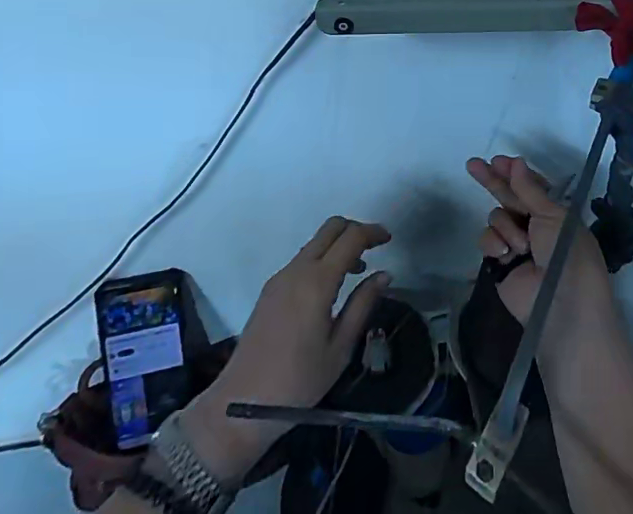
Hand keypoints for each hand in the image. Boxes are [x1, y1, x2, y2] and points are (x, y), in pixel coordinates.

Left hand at [178, 216, 390, 483]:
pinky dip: (322, 259)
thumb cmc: (299, 381)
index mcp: (317, 282)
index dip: (372, 232)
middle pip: (329, 228)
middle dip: (355, 229)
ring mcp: (279, 278)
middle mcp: (296, 270)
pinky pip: (302, 259)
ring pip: (314, 242)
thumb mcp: (340, 348)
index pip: (350, 238)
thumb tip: (384, 274)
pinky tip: (333, 287)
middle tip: (375, 248)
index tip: (390, 240)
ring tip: (358, 272)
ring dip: (338, 245)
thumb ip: (363, 305)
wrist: (241, 404)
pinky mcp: (270, 290)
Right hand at [466, 154, 615, 351]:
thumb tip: (517, 162)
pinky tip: (506, 255)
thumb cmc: (567, 254)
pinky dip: (495, 244)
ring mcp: (517, 245)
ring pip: (497, 218)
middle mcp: (536, 227)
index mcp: (556, 214)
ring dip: (507, 226)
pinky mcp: (500, 264)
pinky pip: (488, 241)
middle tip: (473, 165)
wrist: (562, 305)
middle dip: (493, 181)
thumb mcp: (554, 216)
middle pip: (509, 197)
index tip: (498, 160)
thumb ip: (530, 189)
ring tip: (522, 246)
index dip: (515, 173)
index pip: (531, 187)